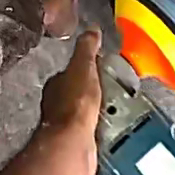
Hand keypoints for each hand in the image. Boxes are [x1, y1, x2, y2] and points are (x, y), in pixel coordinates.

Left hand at [37, 28, 103, 174]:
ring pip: (84, 113)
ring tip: (118, 111)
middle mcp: (57, 103)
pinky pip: (91, 131)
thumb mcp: (83, 68)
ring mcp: (65, 124)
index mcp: (56, 84)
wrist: (73, 143)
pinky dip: (100, 129)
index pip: (72, 71)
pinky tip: (111, 130)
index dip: (87, 69)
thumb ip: (86, 49)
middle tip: (114, 92)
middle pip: (77, 93)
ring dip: (98, 112)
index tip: (103, 69)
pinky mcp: (76, 142)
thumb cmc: (75, 104)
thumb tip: (91, 30)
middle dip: (94, 92)